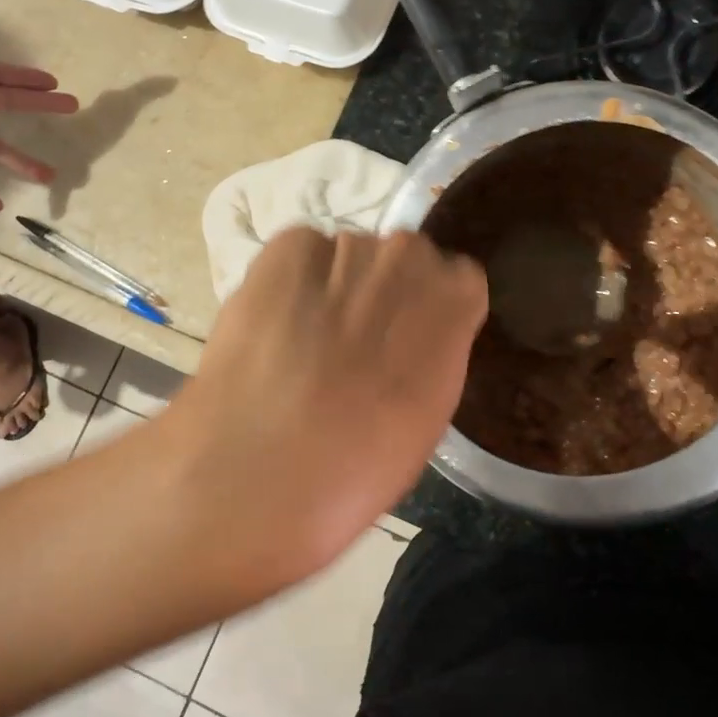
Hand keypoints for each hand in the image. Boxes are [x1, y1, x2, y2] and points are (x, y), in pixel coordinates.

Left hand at [174, 229, 486, 587]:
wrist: (262, 469)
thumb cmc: (359, 466)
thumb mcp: (426, 419)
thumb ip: (431, 359)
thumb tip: (411, 344)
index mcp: (455, 300)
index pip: (455, 281)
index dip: (426, 312)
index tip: (406, 345)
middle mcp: (407, 258)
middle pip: (402, 259)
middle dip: (382, 292)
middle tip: (352, 346)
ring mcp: (346, 247)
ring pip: (347, 256)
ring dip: (333, 286)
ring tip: (301, 345)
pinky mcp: (285, 249)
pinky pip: (298, 254)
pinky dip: (288, 280)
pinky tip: (273, 328)